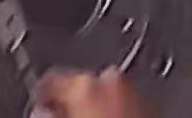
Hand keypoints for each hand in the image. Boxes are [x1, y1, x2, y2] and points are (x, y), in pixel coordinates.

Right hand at [35, 70, 155, 117]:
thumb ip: (48, 114)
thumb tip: (39, 111)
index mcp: (85, 82)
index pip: (51, 78)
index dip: (41, 93)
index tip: (38, 106)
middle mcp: (111, 78)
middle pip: (80, 84)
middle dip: (72, 101)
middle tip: (64, 115)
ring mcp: (135, 92)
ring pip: (105, 93)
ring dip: (95, 106)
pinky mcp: (153, 106)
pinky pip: (124, 103)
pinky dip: (116, 111)